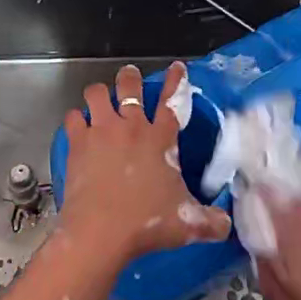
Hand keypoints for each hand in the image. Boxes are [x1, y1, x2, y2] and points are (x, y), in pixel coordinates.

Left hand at [60, 62, 231, 260]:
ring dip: (99, 93)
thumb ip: (212, 221)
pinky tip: (78, 126)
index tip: (176, 68)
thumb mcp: (188, 224)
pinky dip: (76, 119)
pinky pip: (73, 118)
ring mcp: (101, 132)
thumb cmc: (147, 223)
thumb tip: (227, 224)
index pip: (172, 101)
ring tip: (100, 97)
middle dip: (130, 77)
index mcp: (161, 139)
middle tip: (130, 75)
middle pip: (130, 87)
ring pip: (97, 94)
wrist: (101, 231)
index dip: (175, 82)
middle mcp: (131, 127)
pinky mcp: (77, 143)